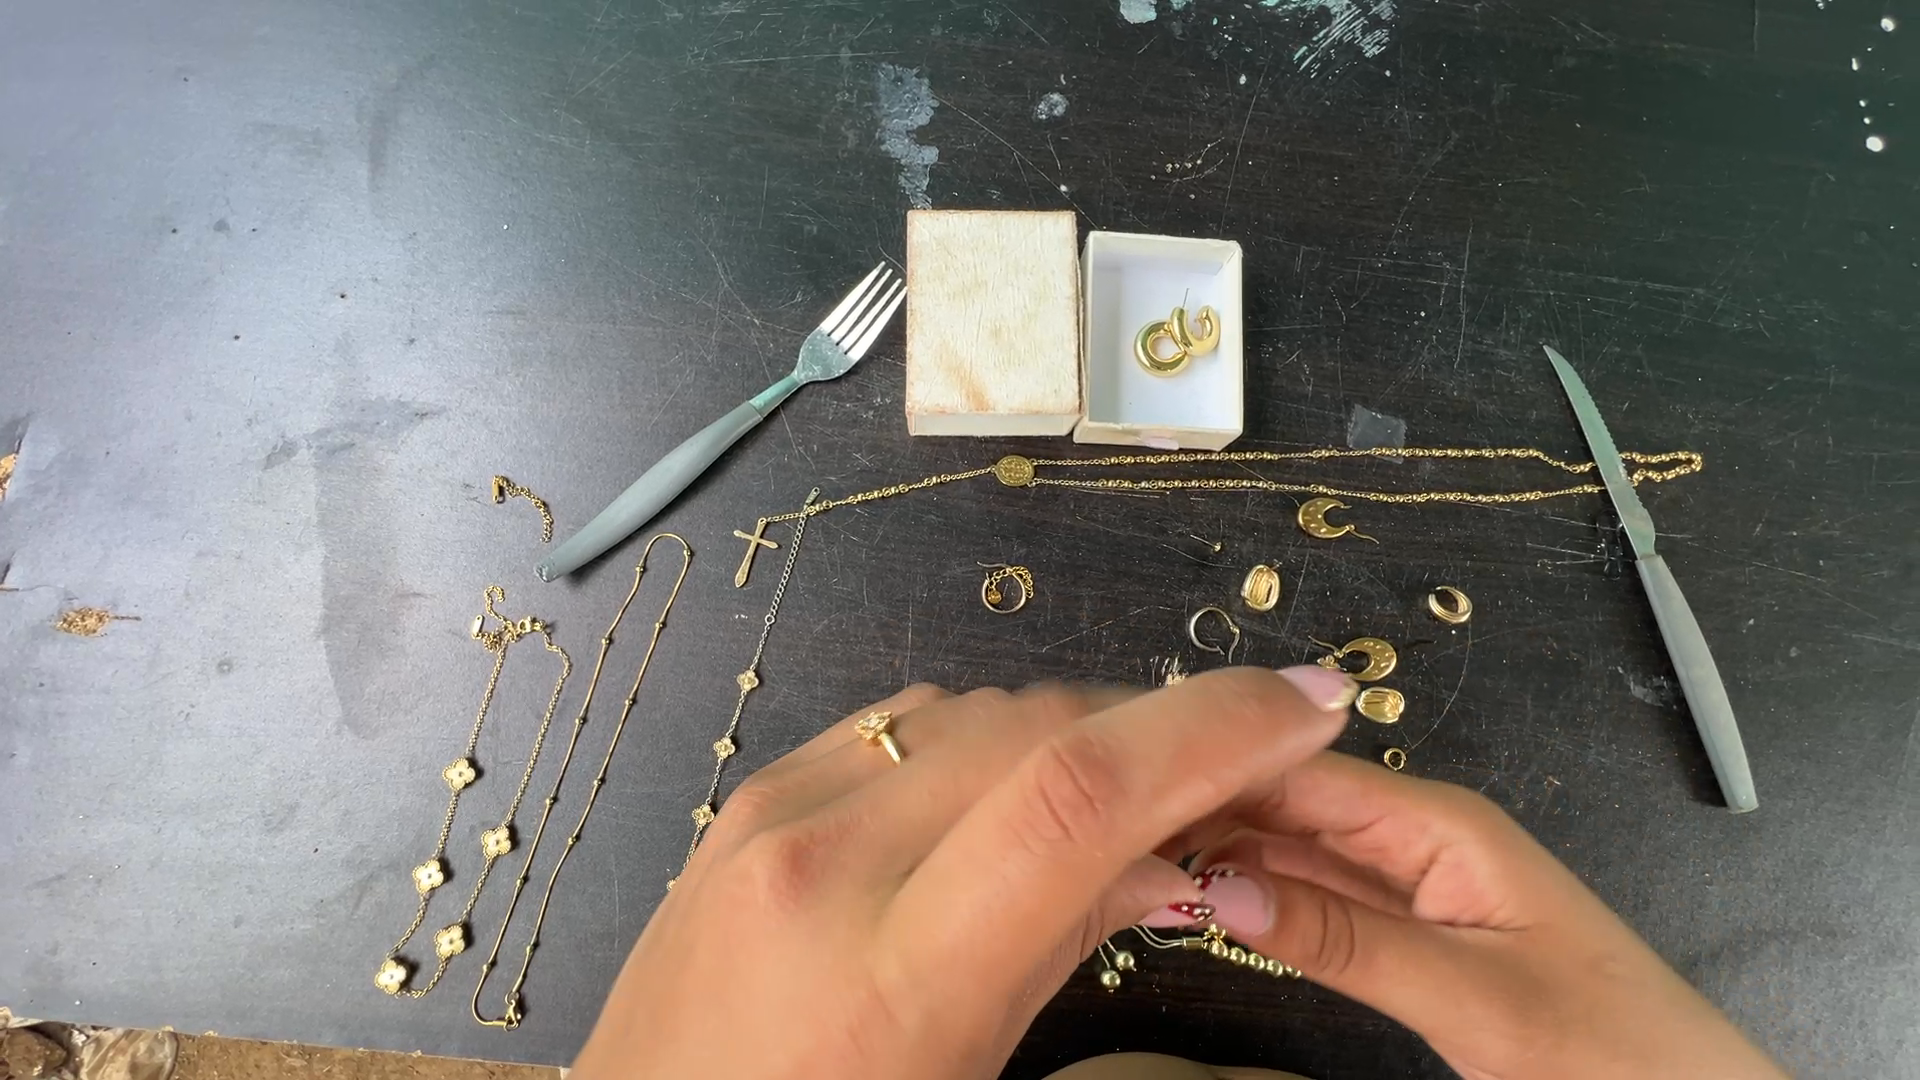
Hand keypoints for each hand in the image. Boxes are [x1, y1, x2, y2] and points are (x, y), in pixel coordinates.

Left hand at [571, 667, 1355, 1079]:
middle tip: (1227, 764)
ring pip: (977, 712)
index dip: (1211, 729)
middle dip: (1156, 726)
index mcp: (889, 972)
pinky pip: (906, 723)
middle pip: (1037, 730)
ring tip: (1122, 786)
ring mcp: (776, 805)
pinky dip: (987, 733)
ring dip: (1075, 730)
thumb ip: (1075, 955)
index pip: (1077, 798)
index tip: (1307, 700)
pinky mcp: (753, 789)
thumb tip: (1166, 853)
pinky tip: (1011, 777)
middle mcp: (825, 853)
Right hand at [1180, 753, 1787, 1079]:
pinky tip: (1199, 890)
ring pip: (1288, 843)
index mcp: (1433, 818)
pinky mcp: (1393, 914)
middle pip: (1285, 801)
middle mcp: (1405, 829)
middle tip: (1122, 823)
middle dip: (1207, 805)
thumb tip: (1215, 890)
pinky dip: (1254, 890)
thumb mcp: (1476, 999)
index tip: (1135, 786)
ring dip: (1221, 847)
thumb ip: (1341, 939)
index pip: (1300, 774)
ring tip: (1139, 849)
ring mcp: (1396, 872)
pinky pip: (1307, 887)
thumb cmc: (1613, 1052)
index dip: (1216, 772)